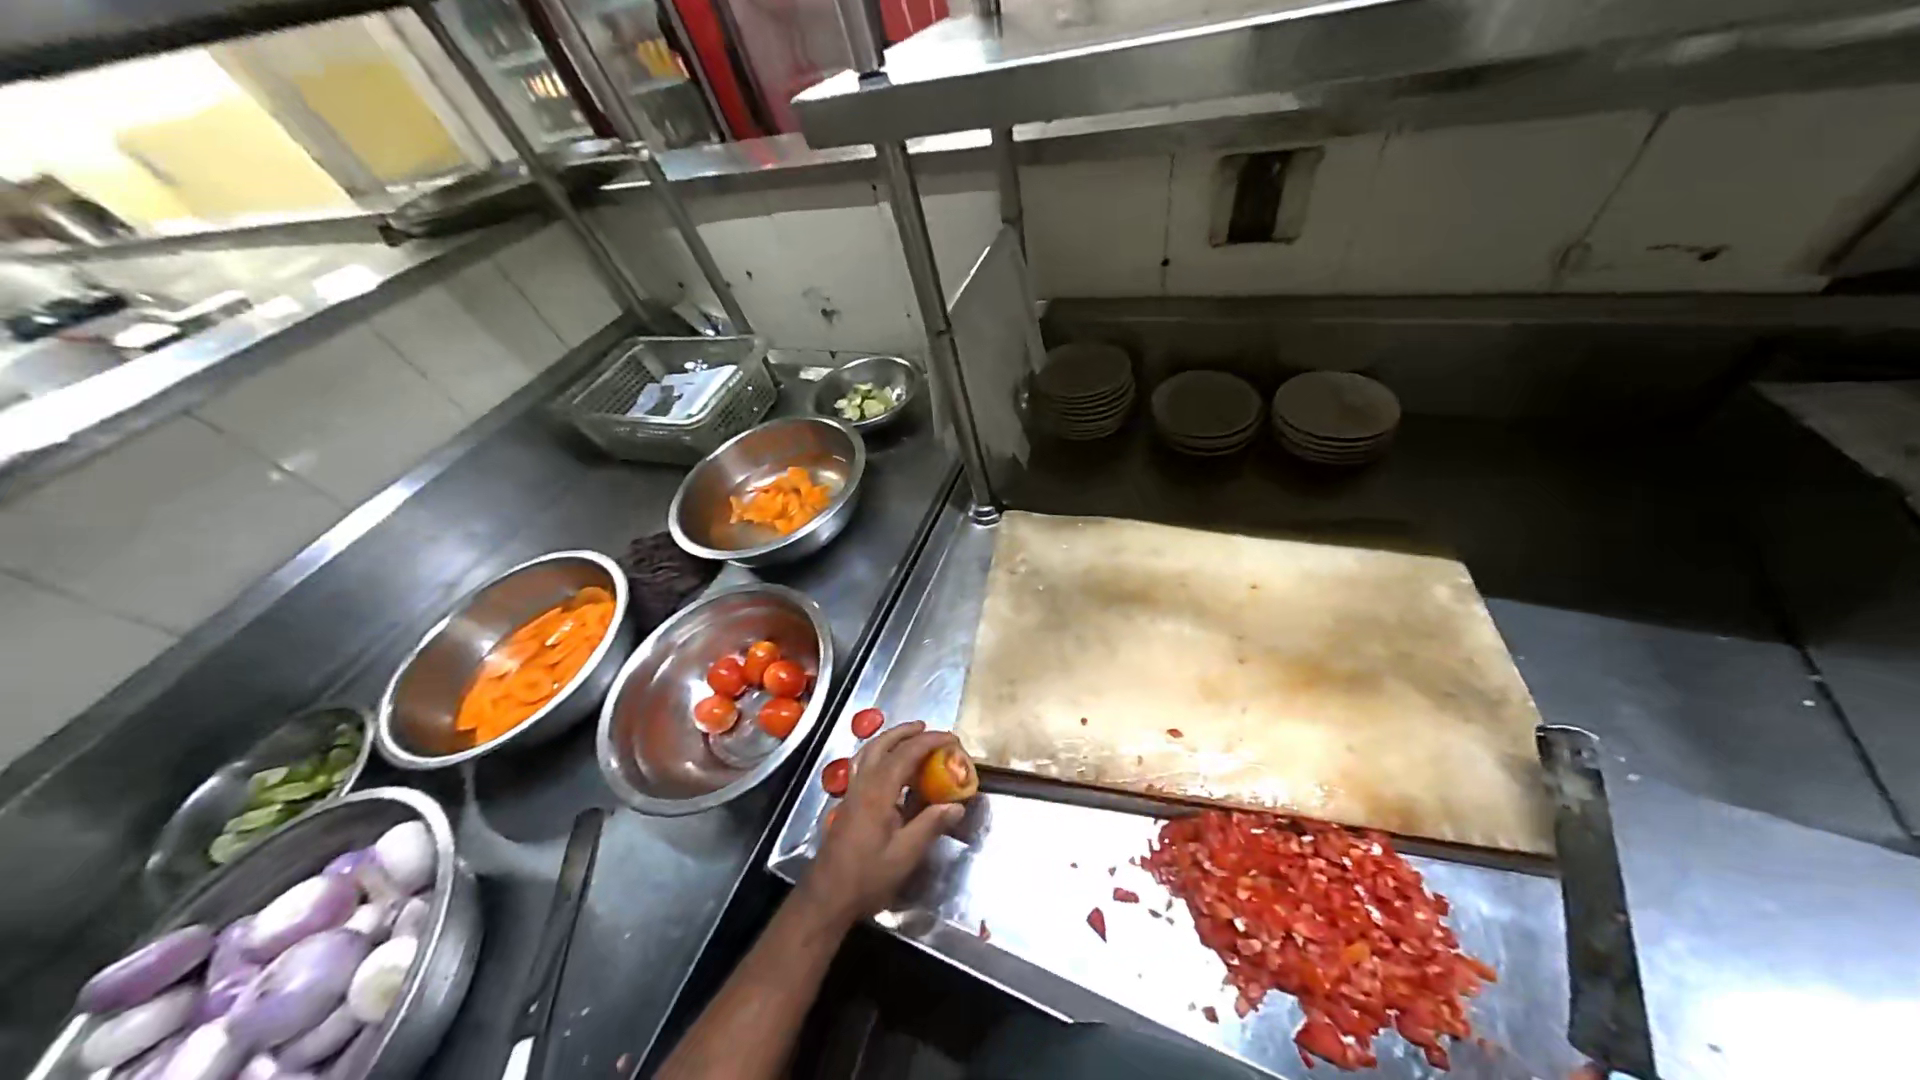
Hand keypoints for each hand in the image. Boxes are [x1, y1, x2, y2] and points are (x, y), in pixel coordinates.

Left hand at [800, 721, 963, 925]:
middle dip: (905, 732)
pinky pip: (864, 766)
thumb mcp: (905, 854)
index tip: (952, 738)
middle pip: (882, 744)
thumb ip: (931, 825)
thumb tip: (957, 805)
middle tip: (927, 728)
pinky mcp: (849, 803)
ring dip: (890, 740)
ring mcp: (852, 792)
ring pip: (869, 752)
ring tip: (910, 740)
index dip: (930, 741)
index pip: (906, 754)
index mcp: (878, 791)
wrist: (827, 896)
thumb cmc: (867, 876)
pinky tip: (890, 769)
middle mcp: (863, 784)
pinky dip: (880, 755)